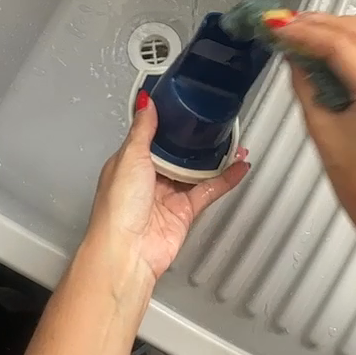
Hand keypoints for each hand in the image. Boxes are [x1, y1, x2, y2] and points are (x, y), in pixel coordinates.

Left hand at [81, 93, 250, 291]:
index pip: (153, 136)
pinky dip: (226, 179)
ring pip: (197, 171)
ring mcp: (167, 195)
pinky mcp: (184, 212)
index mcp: (130, 162)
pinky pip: (209, 190)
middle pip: (178, 154)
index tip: (187, 108)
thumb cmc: (117, 208)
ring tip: (235, 143)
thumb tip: (146, 102)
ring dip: (216, 158)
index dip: (170, 123)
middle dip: (198, 141)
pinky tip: (238, 168)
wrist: (127, 252)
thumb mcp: (130, 157)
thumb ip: (143, 129)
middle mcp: (148, 178)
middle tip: (217, 125)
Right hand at [273, 14, 355, 226]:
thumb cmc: (353, 176)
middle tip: (287, 22)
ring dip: (341, 23)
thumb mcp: (319, 126)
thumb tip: (292, 52)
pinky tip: (336, 37)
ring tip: (309, 26)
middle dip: (319, 22)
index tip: (279, 27)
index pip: (340, 45)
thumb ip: (305, 82)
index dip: (306, 32)